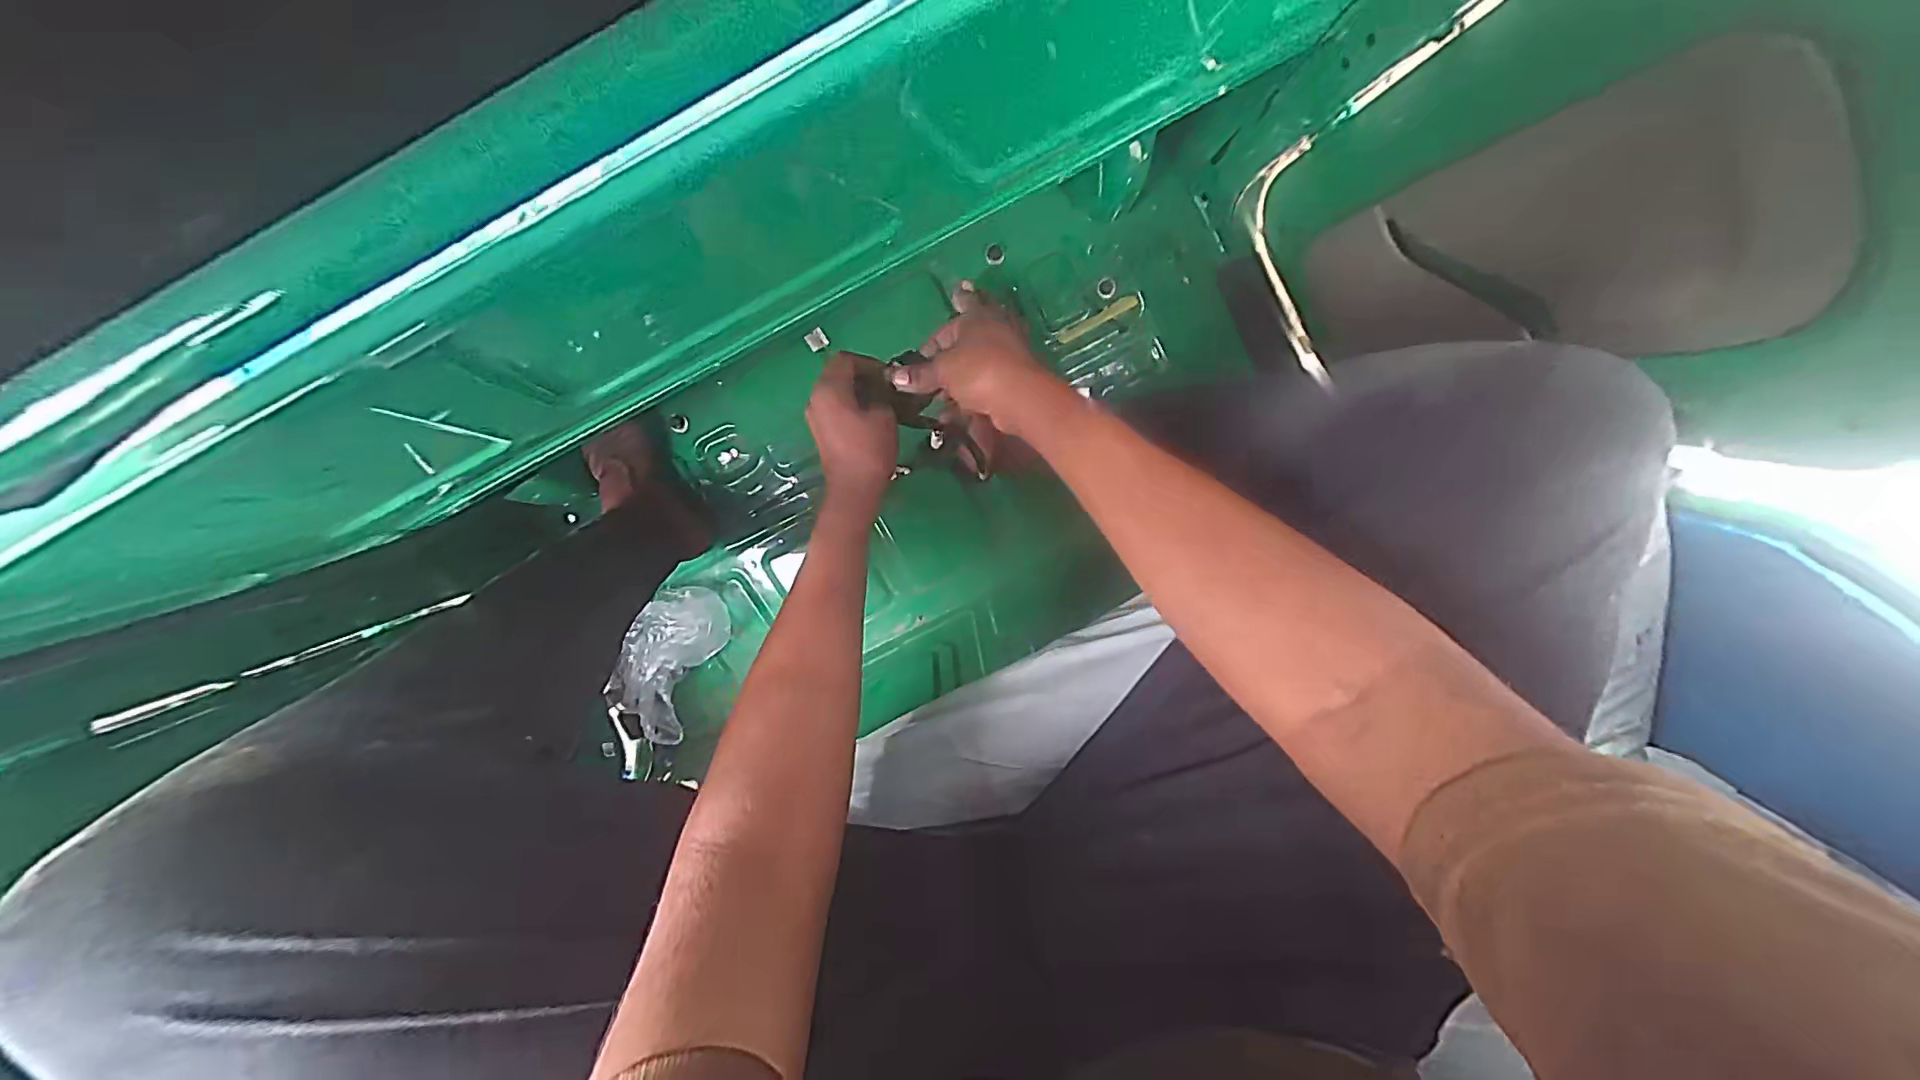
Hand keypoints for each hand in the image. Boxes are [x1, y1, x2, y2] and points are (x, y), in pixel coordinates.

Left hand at [807, 352, 898, 514]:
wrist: (854, 489)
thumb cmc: (870, 449)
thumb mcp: (884, 414)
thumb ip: (881, 392)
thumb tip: (880, 386)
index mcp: (828, 389)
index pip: (845, 359)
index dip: (869, 363)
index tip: (888, 375)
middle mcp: (815, 398)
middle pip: (837, 373)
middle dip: (863, 376)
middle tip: (887, 387)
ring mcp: (815, 416)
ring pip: (836, 391)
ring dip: (858, 391)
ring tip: (883, 402)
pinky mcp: (821, 431)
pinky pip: (835, 408)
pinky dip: (852, 405)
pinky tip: (871, 417)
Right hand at [889, 281, 1068, 437]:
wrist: (1021, 397)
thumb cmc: (978, 371)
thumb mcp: (943, 371)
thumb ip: (920, 374)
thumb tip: (894, 377)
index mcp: (977, 316)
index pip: (958, 309)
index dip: (938, 331)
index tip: (923, 351)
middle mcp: (995, 330)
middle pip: (968, 339)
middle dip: (948, 357)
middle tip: (933, 370)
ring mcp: (1008, 356)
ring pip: (976, 366)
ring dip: (957, 382)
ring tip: (940, 399)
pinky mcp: (1014, 381)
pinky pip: (985, 386)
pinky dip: (969, 397)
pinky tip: (954, 413)